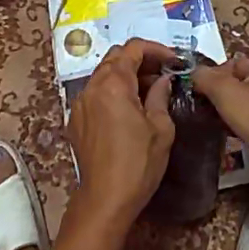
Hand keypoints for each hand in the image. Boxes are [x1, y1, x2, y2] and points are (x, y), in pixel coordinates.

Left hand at [66, 38, 175, 227]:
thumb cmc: (138, 164)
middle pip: (115, 57)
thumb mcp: (161, 128)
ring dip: (126, 75)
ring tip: (149, 91)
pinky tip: (129, 109)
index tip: (173, 61)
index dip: (156, 50)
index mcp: (114, 85)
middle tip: (163, 74)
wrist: (105, 200)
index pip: (133, 49)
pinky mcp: (76, 121)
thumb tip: (163, 80)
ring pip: (104, 74)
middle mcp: (92, 88)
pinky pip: (95, 93)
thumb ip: (160, 96)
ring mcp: (80, 104)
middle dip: (140, 60)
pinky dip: (113, 91)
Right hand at [191, 55, 248, 171]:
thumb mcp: (225, 91)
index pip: (234, 63)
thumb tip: (193, 72)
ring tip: (209, 119)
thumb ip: (205, 77)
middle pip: (239, 83)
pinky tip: (225, 132)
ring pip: (244, 103)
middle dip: (219, 93)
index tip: (197, 89)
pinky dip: (237, 124)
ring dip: (226, 110)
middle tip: (200, 105)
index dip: (213, 74)